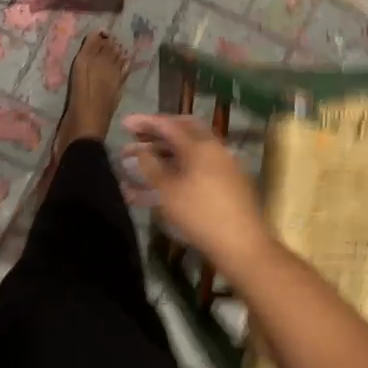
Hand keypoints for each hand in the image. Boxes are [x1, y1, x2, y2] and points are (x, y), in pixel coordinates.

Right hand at [122, 114, 274, 269]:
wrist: (243, 245)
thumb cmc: (200, 215)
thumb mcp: (167, 191)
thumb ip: (150, 166)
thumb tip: (139, 150)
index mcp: (200, 145)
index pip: (168, 125)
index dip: (144, 122)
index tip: (124, 123)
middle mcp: (214, 149)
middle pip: (184, 130)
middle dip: (159, 131)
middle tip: (140, 136)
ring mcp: (224, 165)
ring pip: (191, 149)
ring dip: (167, 151)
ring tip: (146, 159)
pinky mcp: (229, 182)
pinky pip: (199, 165)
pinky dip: (180, 166)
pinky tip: (166, 180)